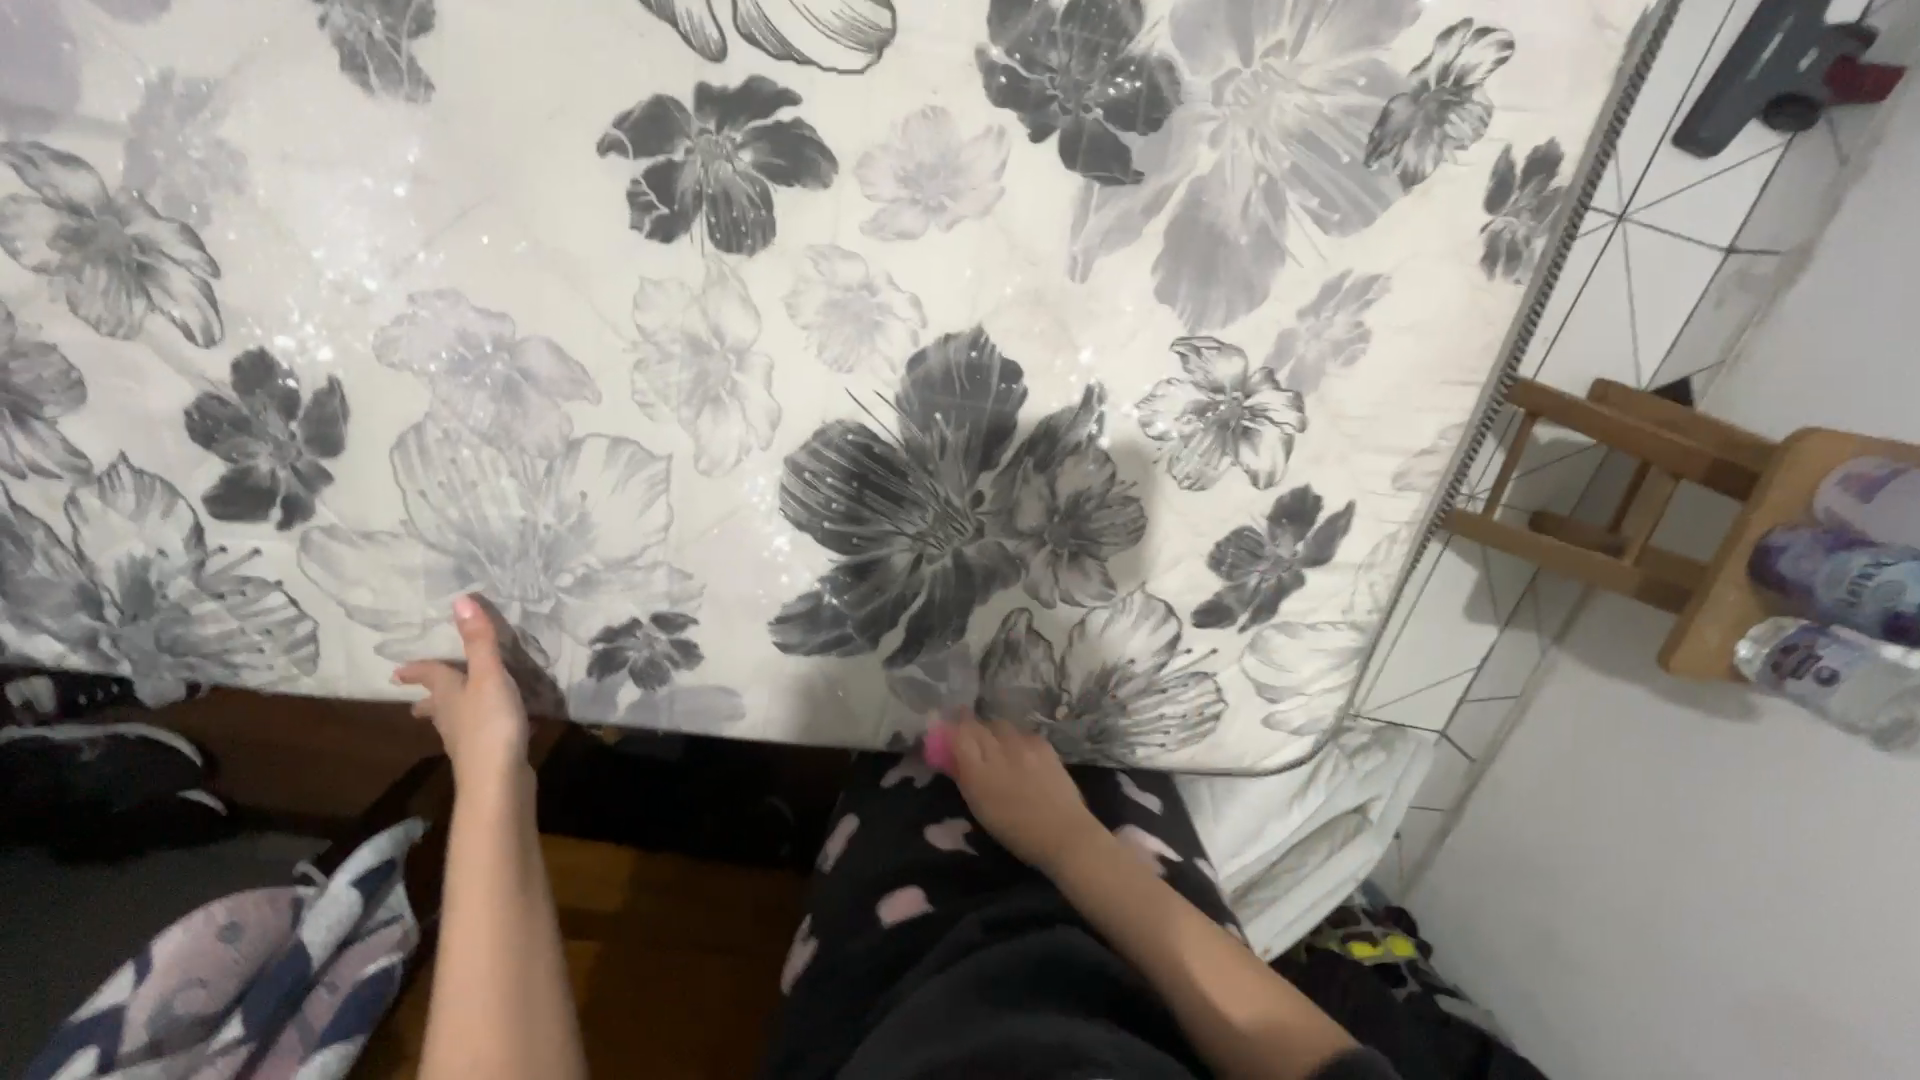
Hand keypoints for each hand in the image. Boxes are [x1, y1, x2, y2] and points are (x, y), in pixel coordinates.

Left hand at [394, 595, 530, 788]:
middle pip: (434, 706)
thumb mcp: (488, 676)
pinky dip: (488, 727)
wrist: (498, 779)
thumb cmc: (490, 723)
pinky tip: (505, 727)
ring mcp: (468, 740)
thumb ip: (479, 641)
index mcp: (449, 695)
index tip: (398, 670)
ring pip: (456, 722)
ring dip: (455, 715)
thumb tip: (460, 598)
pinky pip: (484, 734)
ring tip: (459, 712)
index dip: (418, 669)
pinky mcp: (488, 756)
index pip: (430, 675)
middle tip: (416, 700)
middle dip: (428, 700)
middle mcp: (452, 717)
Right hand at [938, 711, 1104, 875]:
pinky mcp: (1043, 745)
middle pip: (977, 726)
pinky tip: (1019, 751)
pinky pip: (1022, 733)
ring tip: (994, 742)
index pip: (958, 736)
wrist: (1064, 833)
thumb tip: (952, 759)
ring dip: (991, 731)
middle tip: (967, 735)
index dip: (950, 730)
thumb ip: (965, 779)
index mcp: (979, 773)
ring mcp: (1023, 746)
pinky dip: (1015, 738)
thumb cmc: (1017, 833)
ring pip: (999, 725)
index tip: (948, 731)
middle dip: (968, 726)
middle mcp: (1000, 752)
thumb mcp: (981, 809)